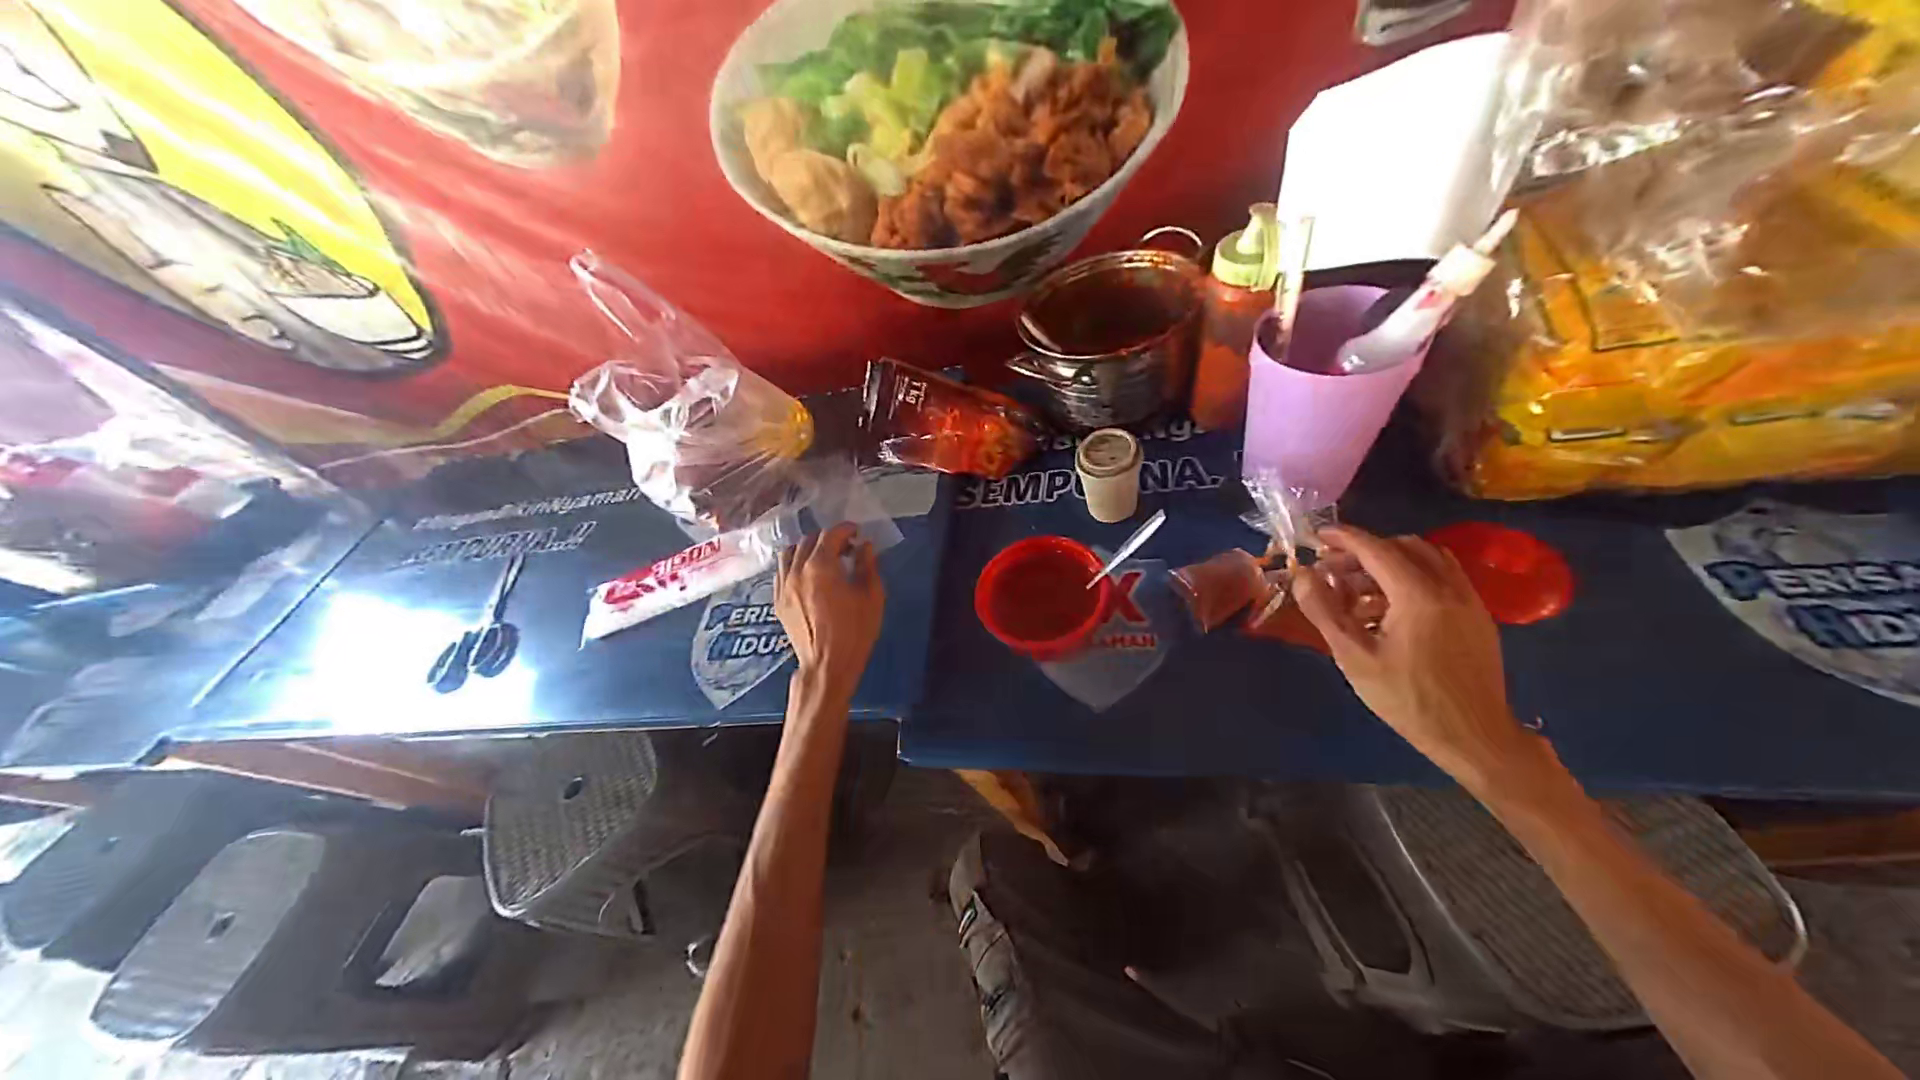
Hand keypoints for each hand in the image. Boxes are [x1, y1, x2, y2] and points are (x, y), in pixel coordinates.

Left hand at [776, 522, 884, 701]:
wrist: (828, 665)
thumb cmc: (855, 630)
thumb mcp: (871, 595)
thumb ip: (867, 565)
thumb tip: (864, 546)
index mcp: (821, 566)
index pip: (831, 535)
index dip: (846, 530)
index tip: (857, 533)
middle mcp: (797, 570)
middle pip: (808, 540)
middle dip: (828, 539)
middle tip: (846, 548)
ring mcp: (783, 586)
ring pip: (789, 553)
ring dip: (807, 549)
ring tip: (823, 558)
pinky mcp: (777, 601)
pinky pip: (781, 572)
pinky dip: (794, 565)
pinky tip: (807, 575)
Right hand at [1292, 525, 1541, 786]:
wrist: (1473, 736)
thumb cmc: (1407, 699)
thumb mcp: (1354, 657)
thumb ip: (1324, 610)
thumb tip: (1302, 574)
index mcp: (1419, 595)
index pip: (1377, 549)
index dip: (1344, 538)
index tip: (1317, 536)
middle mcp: (1449, 588)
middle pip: (1404, 547)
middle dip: (1365, 551)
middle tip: (1333, 569)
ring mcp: (1469, 601)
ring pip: (1428, 559)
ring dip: (1390, 562)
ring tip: (1358, 588)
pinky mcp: (1477, 616)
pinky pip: (1442, 578)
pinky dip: (1412, 577)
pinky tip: (1389, 607)